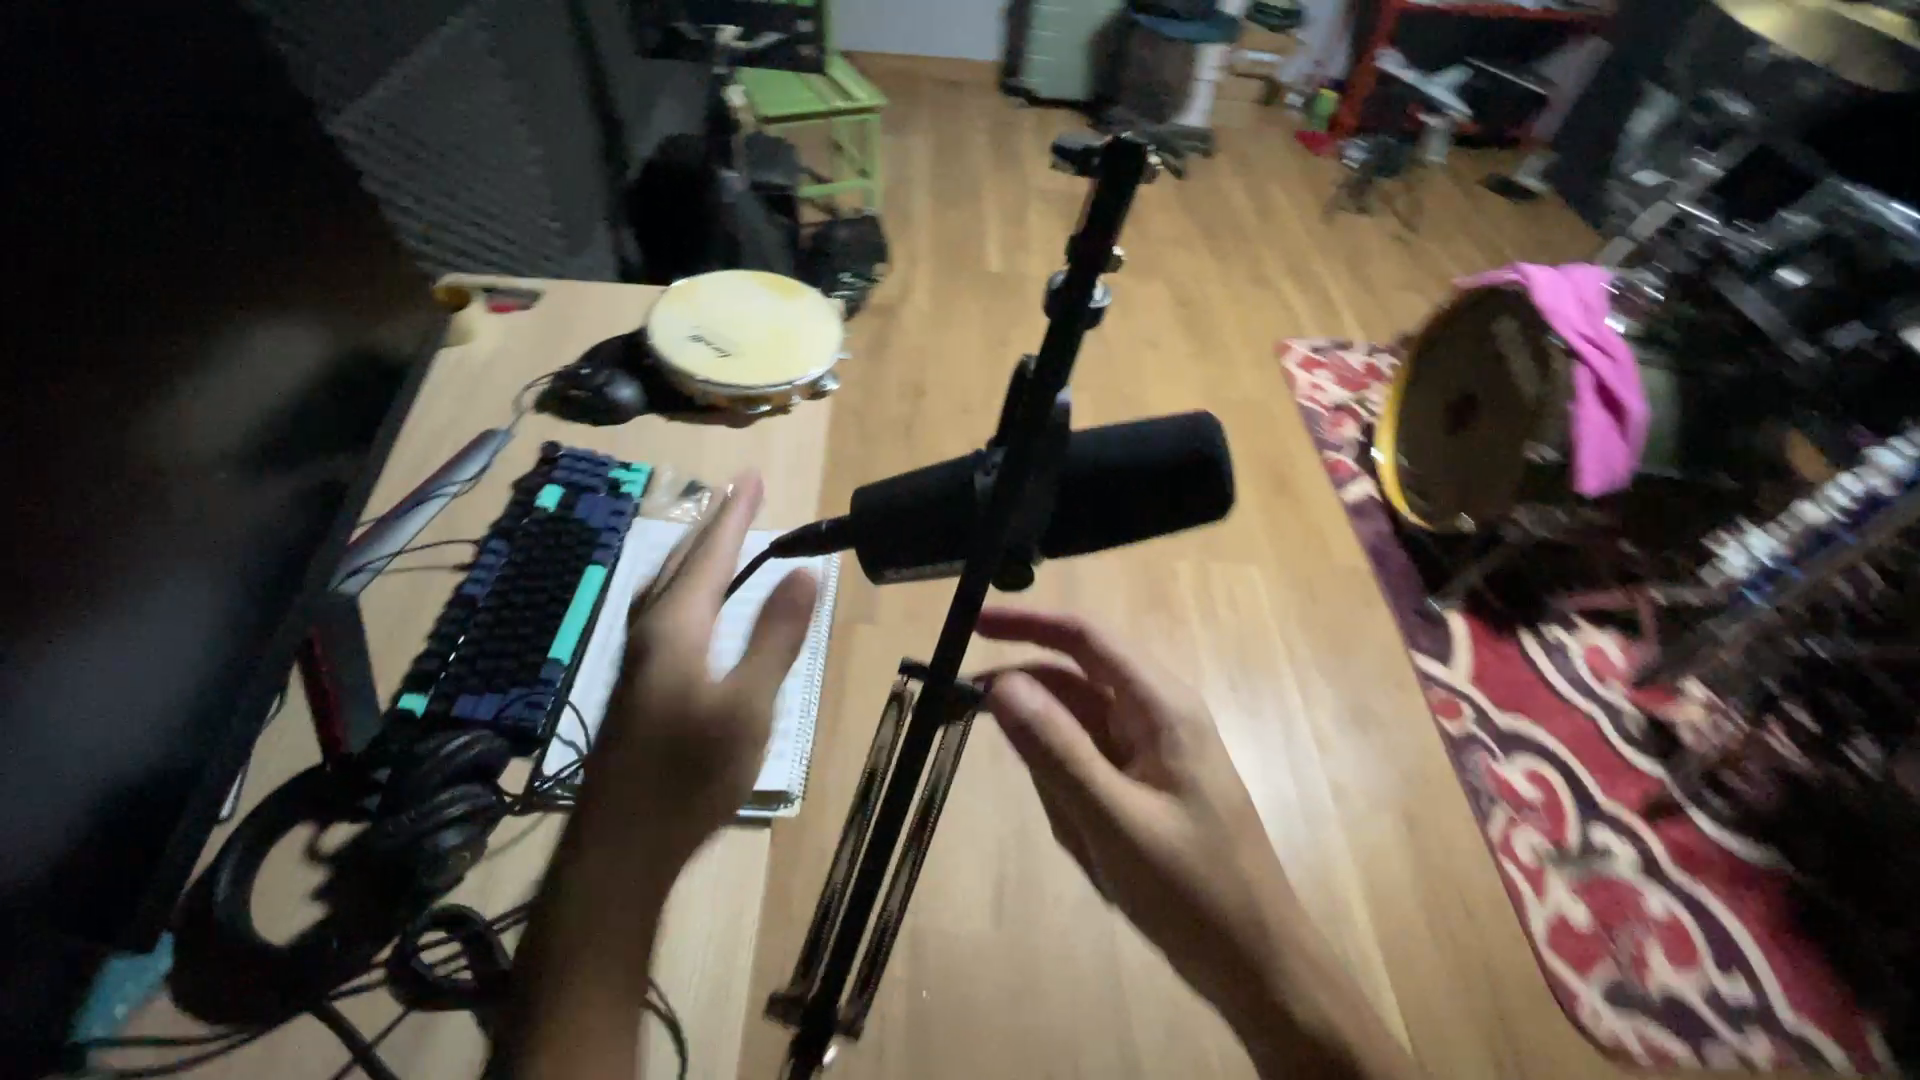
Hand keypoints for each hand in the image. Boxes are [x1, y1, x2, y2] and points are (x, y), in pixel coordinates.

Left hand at [588, 471, 818, 857]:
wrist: (621, 847)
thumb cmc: (690, 776)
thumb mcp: (748, 706)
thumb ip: (775, 637)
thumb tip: (804, 572)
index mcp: (675, 628)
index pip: (711, 555)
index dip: (735, 515)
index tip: (752, 477)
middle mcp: (650, 633)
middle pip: (683, 565)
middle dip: (715, 527)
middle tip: (740, 495)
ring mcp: (638, 663)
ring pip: (669, 590)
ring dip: (698, 557)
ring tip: (722, 538)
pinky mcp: (639, 689)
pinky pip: (667, 614)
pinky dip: (690, 590)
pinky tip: (698, 611)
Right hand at [977, 607, 1418, 1078]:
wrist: (1255, 963)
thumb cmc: (1192, 890)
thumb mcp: (1112, 820)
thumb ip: (1054, 750)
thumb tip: (1001, 684)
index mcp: (1161, 706)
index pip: (1085, 639)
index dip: (1028, 623)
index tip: (971, 624)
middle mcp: (1156, 715)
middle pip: (1072, 685)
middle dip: (1027, 708)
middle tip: (967, 726)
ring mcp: (1151, 751)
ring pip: (1074, 734)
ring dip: (1055, 776)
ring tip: (1080, 836)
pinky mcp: (1144, 784)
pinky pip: (1088, 770)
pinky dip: (1069, 798)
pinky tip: (1092, 848)